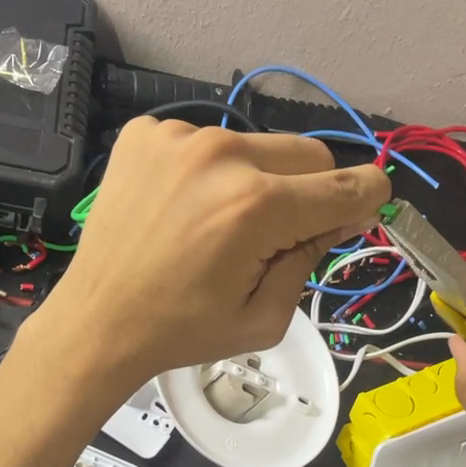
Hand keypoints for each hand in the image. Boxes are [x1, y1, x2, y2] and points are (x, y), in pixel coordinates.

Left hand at [29, 118, 388, 394]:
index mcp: (258, 208)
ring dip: (254, 181)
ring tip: (216, 228)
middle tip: (277, 237)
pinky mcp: (145, 134)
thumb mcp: (264, 319)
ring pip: (254, 146)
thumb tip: (337, 217)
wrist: (99, 322)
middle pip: (307, 155)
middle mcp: (224, 155)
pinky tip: (181, 211)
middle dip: (308, 193)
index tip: (361, 212)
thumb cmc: (182, 333)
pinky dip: (206, 173)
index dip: (366, 200)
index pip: (347, 185)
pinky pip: (203, 142)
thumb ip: (310, 262)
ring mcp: (179, 137)